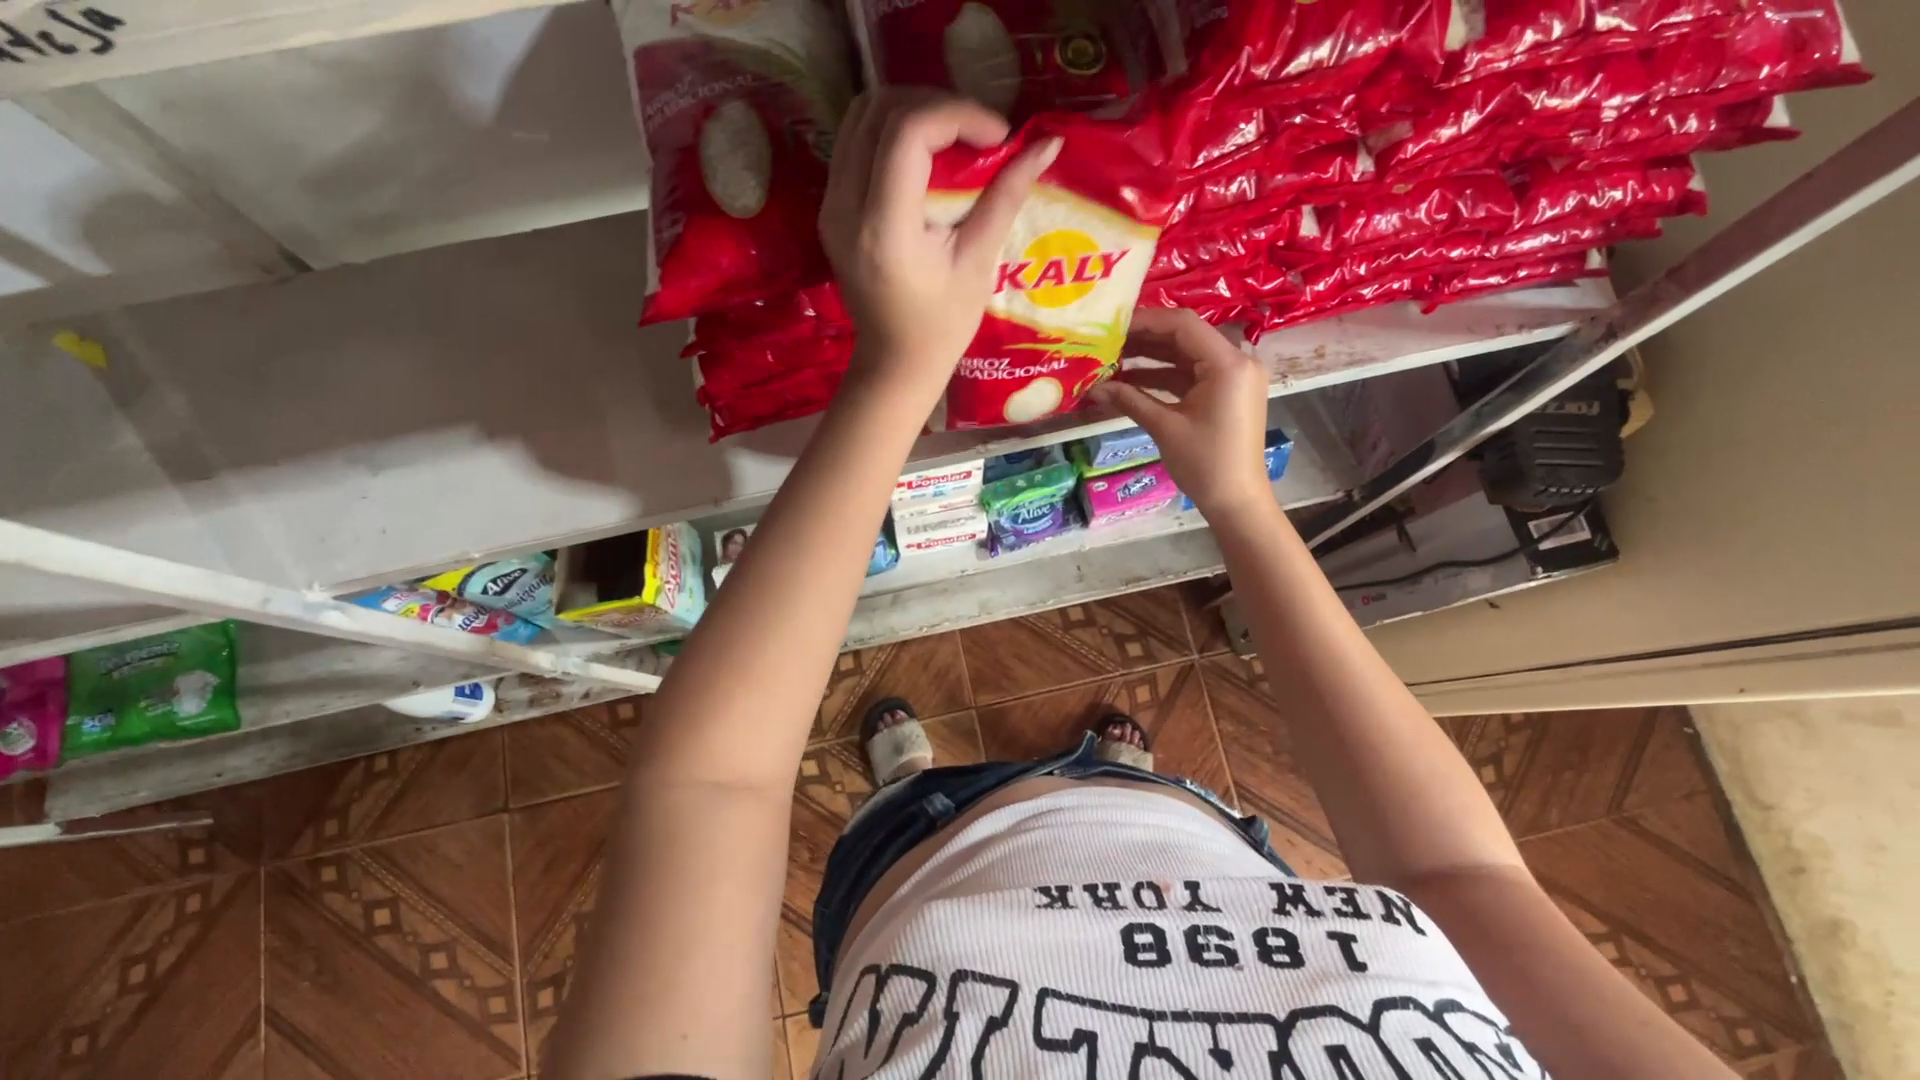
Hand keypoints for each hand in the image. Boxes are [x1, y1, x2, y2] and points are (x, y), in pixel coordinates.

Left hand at [819, 89, 1060, 398]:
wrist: (893, 361)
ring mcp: (830, 204)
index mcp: (884, 228)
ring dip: (911, 112)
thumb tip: (1048, 144)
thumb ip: (1006, 196)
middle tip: (977, 133)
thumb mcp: (979, 263)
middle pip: (879, 110)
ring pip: (861, 116)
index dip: (957, 114)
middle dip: (935, 105)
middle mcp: (845, 207)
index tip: (997, 137)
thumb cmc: (942, 325)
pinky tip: (926, 156)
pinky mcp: (829, 206)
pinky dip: (891, 132)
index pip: (907, 132)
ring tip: (953, 137)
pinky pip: (854, 141)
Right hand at [1088, 308, 1273, 516]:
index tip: (1111, 326)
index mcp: (1228, 364)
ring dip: (1152, 356)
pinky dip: (1164, 375)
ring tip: (1112, 358)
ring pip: (1187, 354)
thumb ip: (1129, 399)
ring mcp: (1234, 376)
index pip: (1182, 325)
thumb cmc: (1205, 464)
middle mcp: (1237, 361)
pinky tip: (1131, 378)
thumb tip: (1093, 387)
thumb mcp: (1164, 428)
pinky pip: (1192, 373)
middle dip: (1145, 338)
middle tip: (1106, 341)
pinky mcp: (1227, 391)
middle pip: (1185, 336)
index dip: (1145, 321)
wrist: (1237, 500)